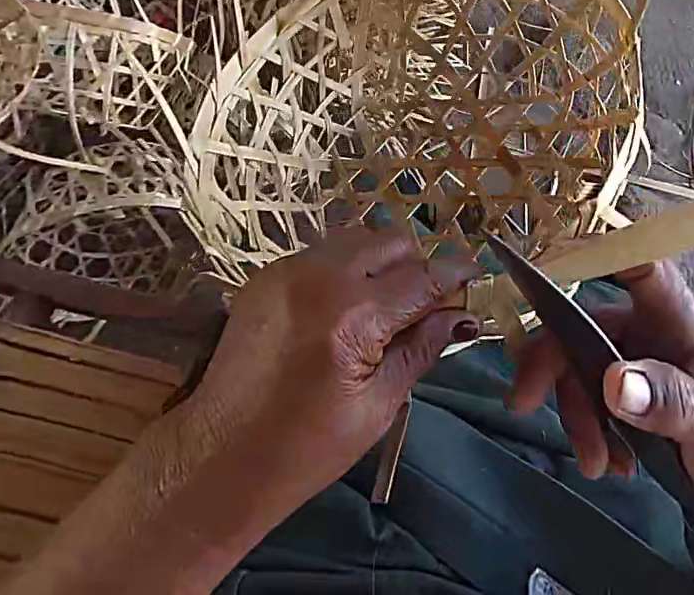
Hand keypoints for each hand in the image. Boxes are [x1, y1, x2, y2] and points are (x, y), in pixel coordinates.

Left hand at [189, 224, 482, 505]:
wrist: (218, 455)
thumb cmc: (304, 448)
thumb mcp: (377, 406)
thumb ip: (420, 348)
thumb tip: (462, 316)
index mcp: (352, 317)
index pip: (421, 278)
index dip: (455, 273)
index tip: (475, 271)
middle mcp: (320, 277)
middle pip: (391, 241)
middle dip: (415, 265)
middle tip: (421, 304)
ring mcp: (289, 268)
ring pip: (358, 237)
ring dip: (380, 261)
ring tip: (381, 304)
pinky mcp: (268, 272)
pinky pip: (324, 251)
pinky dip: (346, 267)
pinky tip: (341, 305)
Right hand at [507, 260, 693, 533]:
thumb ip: (674, 404)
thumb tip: (615, 381)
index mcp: (686, 326)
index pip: (644, 267)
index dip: (600, 251)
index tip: (550, 262)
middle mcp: (657, 334)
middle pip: (589, 321)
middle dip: (554, 358)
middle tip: (524, 399)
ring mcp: (642, 365)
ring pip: (582, 364)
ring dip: (575, 411)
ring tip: (596, 464)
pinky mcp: (633, 398)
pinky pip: (589, 397)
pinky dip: (588, 429)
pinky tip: (609, 463)